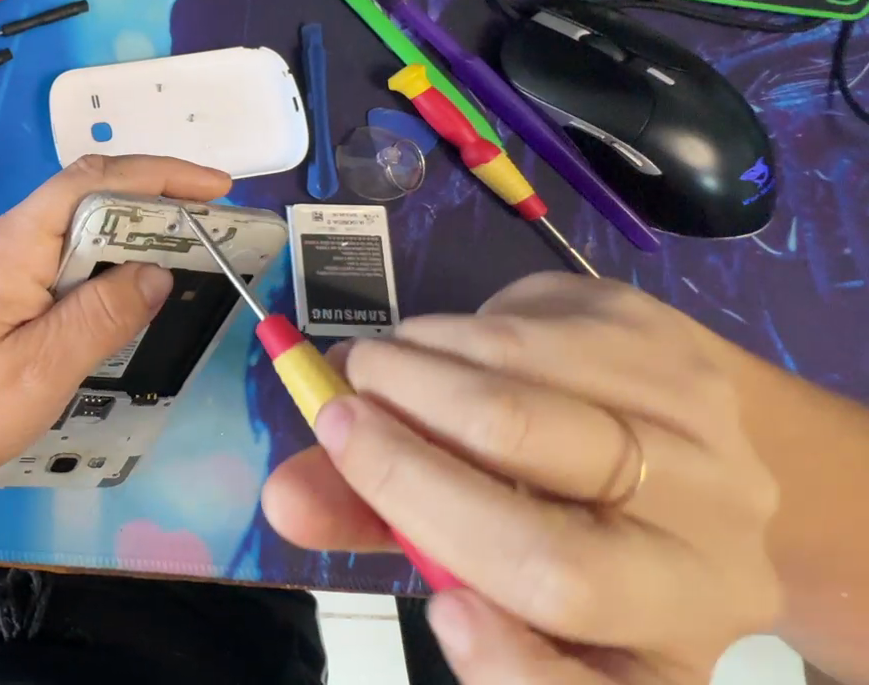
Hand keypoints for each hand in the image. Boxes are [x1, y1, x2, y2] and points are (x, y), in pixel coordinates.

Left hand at [0, 155, 232, 489]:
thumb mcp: (44, 368)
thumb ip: (104, 313)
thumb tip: (156, 272)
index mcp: (5, 243)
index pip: (87, 181)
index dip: (156, 174)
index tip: (213, 187)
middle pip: (80, 205)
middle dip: (148, 215)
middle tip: (211, 244)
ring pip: (65, 236)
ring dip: (118, 250)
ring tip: (173, 278)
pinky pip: (45, 262)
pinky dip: (87, 274)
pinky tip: (112, 306)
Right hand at [262, 274, 780, 682]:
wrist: (664, 405)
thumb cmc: (545, 486)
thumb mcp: (453, 519)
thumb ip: (364, 512)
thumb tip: (282, 498)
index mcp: (649, 647)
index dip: (521, 670)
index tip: (444, 612)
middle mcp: (708, 580)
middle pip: (552, 563)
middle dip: (406, 476)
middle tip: (334, 417)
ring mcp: (707, 469)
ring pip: (522, 425)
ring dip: (407, 381)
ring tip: (365, 368)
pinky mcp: (676, 366)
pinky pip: (522, 345)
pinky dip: (436, 337)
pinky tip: (421, 342)